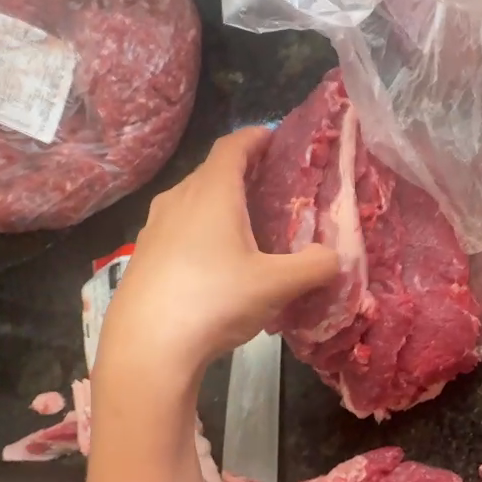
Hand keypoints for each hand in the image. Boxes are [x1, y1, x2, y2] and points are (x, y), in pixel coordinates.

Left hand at [95, 127, 336, 390]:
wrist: (150, 344)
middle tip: (273, 190)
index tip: (275, 138)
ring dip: (222, 207)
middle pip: (213, 174)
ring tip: (249, 229)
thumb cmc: (216, 299)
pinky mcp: (146, 256)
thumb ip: (314, 266)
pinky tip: (220, 265)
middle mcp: (180, 199)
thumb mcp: (277, 285)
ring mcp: (157, 227)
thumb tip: (334, 257)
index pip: (233, 147)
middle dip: (243, 176)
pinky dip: (204, 234)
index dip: (256, 138)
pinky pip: (182, 231)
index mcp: (213, 192)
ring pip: (195, 204)